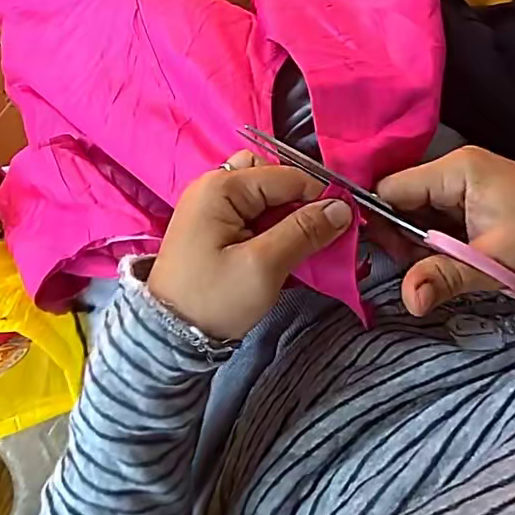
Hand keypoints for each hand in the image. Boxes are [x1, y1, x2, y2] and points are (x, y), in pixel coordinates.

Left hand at [146, 151, 354, 339]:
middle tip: (313, 236)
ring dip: (285, 213)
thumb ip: (304, 231)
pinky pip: (251, 212)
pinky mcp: (211, 226)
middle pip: (273, 178)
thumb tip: (342, 207)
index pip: (288, 176)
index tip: (345, 225)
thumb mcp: (264, 266)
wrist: (169, 338)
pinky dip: (270, 224)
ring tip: (294, 244)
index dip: (320, 198)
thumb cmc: (214, 300)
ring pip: (263, 195)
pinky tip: (278, 249)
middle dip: (299, 202)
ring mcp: (210, 205)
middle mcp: (213, 186)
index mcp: (221, 187)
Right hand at [374, 147, 514, 316]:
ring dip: (417, 243)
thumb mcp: (496, 263)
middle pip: (400, 200)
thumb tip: (408, 301)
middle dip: (401, 237)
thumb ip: (446, 277)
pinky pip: (434, 217)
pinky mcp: (470, 198)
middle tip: (419, 268)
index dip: (379, 222)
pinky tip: (447, 259)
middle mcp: (455, 169)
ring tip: (440, 265)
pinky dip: (433, 241)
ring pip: (415, 212)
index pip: (391, 189)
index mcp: (457, 170)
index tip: (384, 257)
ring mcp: (463, 182)